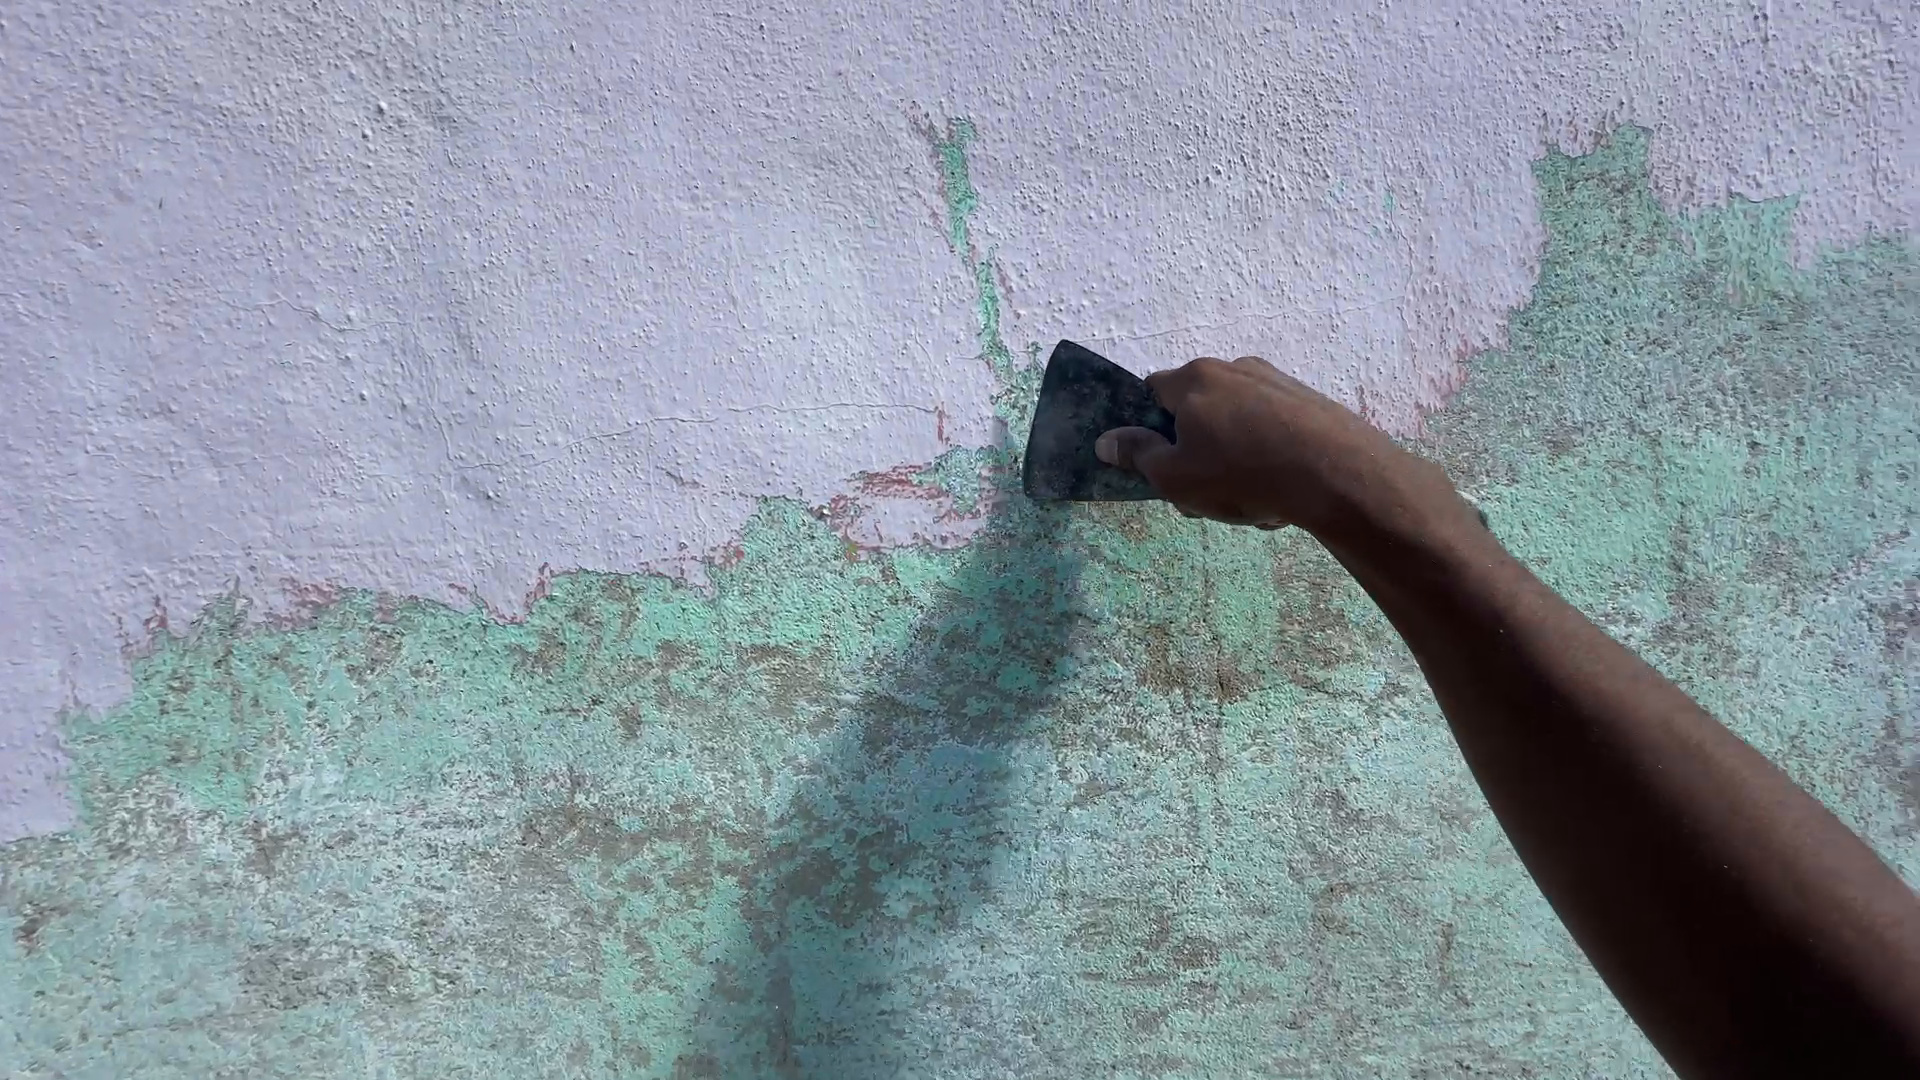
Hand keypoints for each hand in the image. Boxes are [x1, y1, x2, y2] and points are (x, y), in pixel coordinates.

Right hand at [1094, 355, 1463, 539]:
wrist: (1337, 474)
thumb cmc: (1240, 474)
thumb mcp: (1173, 476)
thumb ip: (1136, 454)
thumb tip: (1105, 439)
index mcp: (1192, 379)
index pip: (1150, 391)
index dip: (1146, 425)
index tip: (1156, 458)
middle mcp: (1232, 368)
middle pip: (1194, 406)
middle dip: (1191, 444)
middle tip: (1200, 487)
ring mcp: (1275, 380)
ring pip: (1233, 420)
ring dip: (1228, 453)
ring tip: (1244, 495)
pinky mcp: (1309, 399)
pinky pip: (1269, 426)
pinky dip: (1263, 452)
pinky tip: (1275, 487)